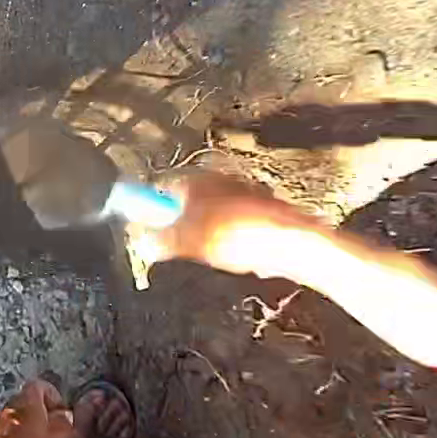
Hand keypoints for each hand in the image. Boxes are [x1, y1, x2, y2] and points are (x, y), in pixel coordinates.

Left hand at [0, 379, 72, 437]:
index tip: (63, 413)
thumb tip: (63, 414)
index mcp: (25, 403)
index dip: (54, 397)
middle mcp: (5, 411)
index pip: (39, 385)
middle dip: (42, 416)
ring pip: (15, 423)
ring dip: (28, 433)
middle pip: (26, 404)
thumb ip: (63, 424)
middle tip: (55, 435)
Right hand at [130, 172, 317, 272]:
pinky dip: (234, 242)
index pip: (159, 189)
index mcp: (195, 181)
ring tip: (220, 256)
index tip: (147, 230)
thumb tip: (141, 242)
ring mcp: (242, 194)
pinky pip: (235, 228)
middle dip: (183, 228)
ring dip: (209, 238)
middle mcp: (218, 181)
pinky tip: (244, 256)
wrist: (295, 243)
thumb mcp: (187, 242)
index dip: (150, 209)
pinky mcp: (262, 211)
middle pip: (185, 204)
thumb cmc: (236, 236)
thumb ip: (159, 241)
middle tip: (186, 249)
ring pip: (210, 219)